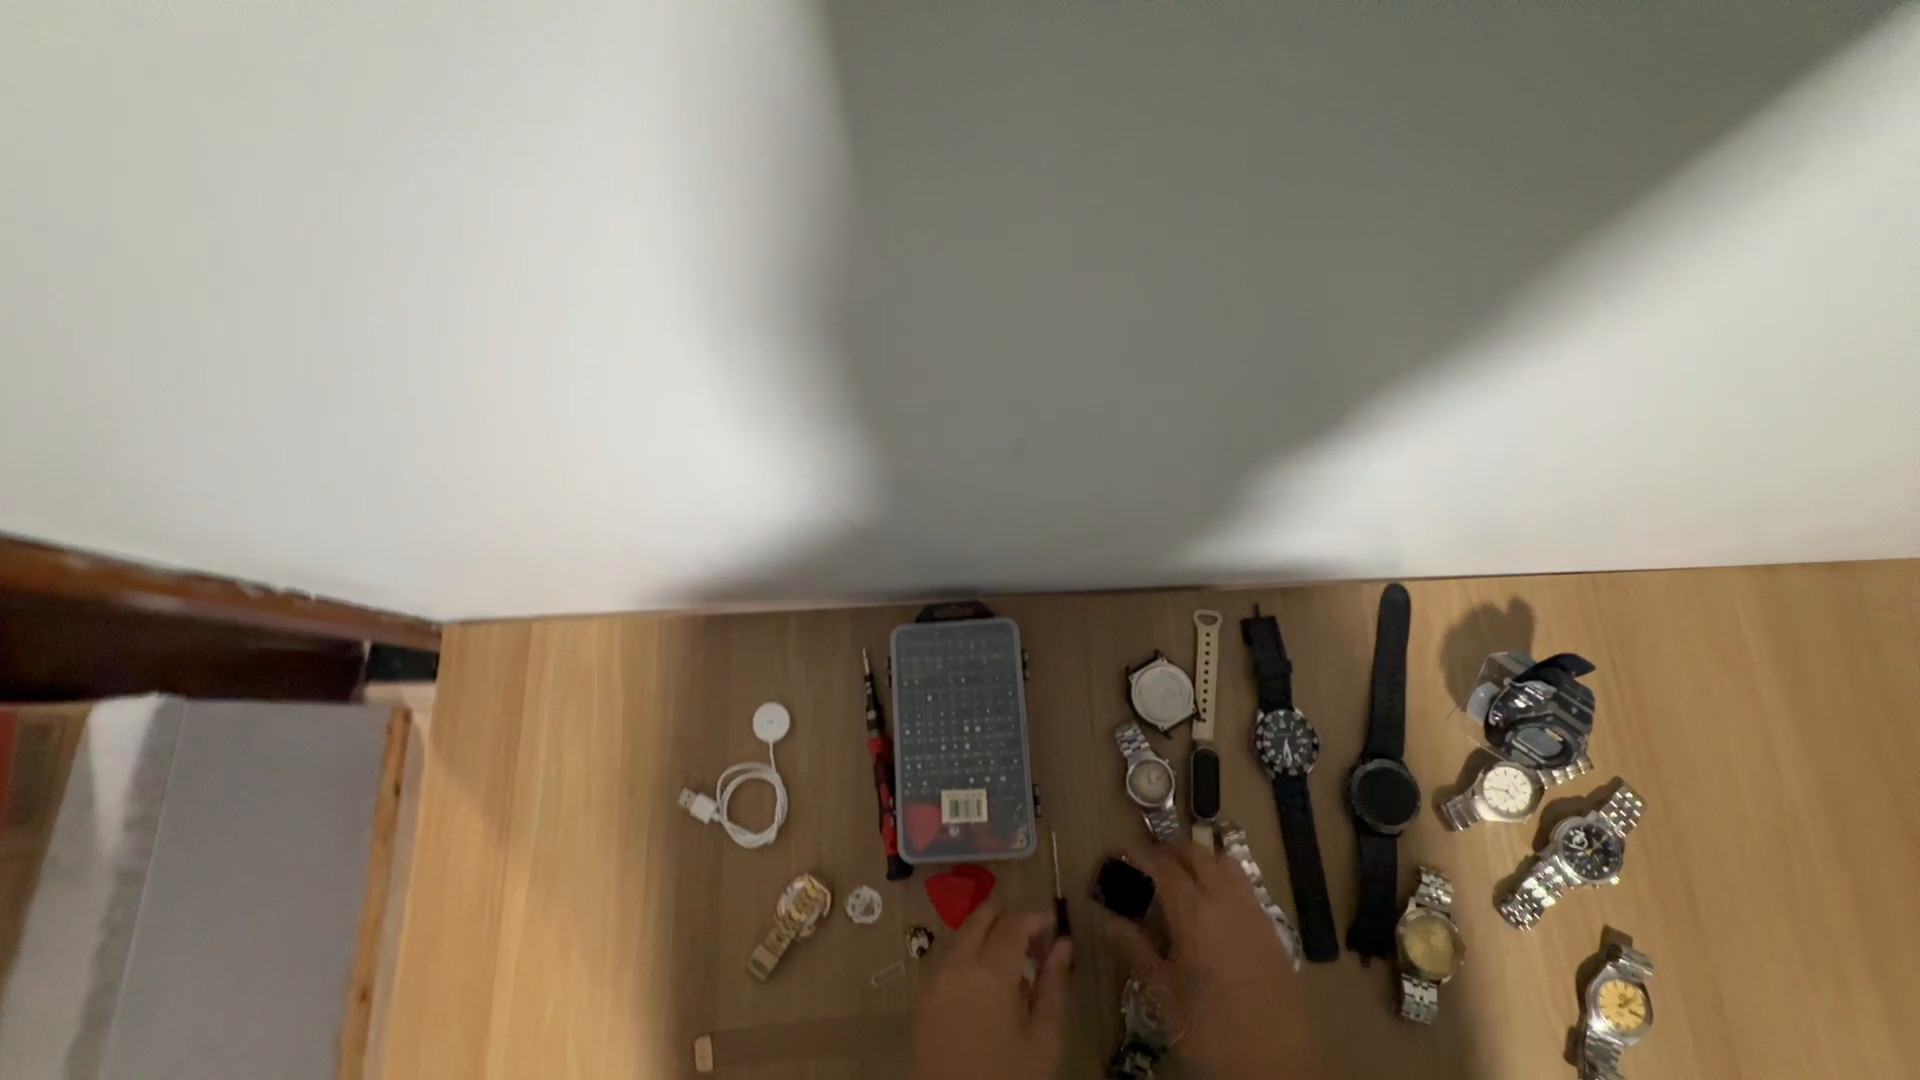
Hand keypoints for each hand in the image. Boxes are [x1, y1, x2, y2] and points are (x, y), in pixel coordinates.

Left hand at [909, 907, 1071, 1079]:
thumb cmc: (1008, 1078)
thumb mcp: (1044, 1040)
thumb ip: (1054, 985)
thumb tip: (1063, 945)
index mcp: (990, 971)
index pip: (1015, 921)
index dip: (1037, 917)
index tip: (1056, 925)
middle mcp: (957, 963)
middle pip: (983, 915)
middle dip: (1011, 920)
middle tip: (1035, 946)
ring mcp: (934, 978)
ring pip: (963, 934)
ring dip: (989, 936)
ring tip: (1014, 968)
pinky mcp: (922, 996)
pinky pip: (949, 958)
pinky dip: (970, 955)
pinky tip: (988, 985)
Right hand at [1106, 844, 1320, 1079]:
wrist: (1277, 1066)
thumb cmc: (1209, 1031)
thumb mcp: (1163, 995)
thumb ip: (1135, 950)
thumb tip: (1110, 920)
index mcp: (1193, 914)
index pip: (1164, 866)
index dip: (1142, 855)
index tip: (1124, 853)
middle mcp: (1225, 901)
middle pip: (1198, 854)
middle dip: (1171, 851)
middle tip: (1150, 863)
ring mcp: (1253, 912)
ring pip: (1226, 863)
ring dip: (1202, 859)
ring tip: (1183, 876)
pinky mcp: (1272, 929)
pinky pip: (1245, 886)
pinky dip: (1224, 878)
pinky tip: (1213, 906)